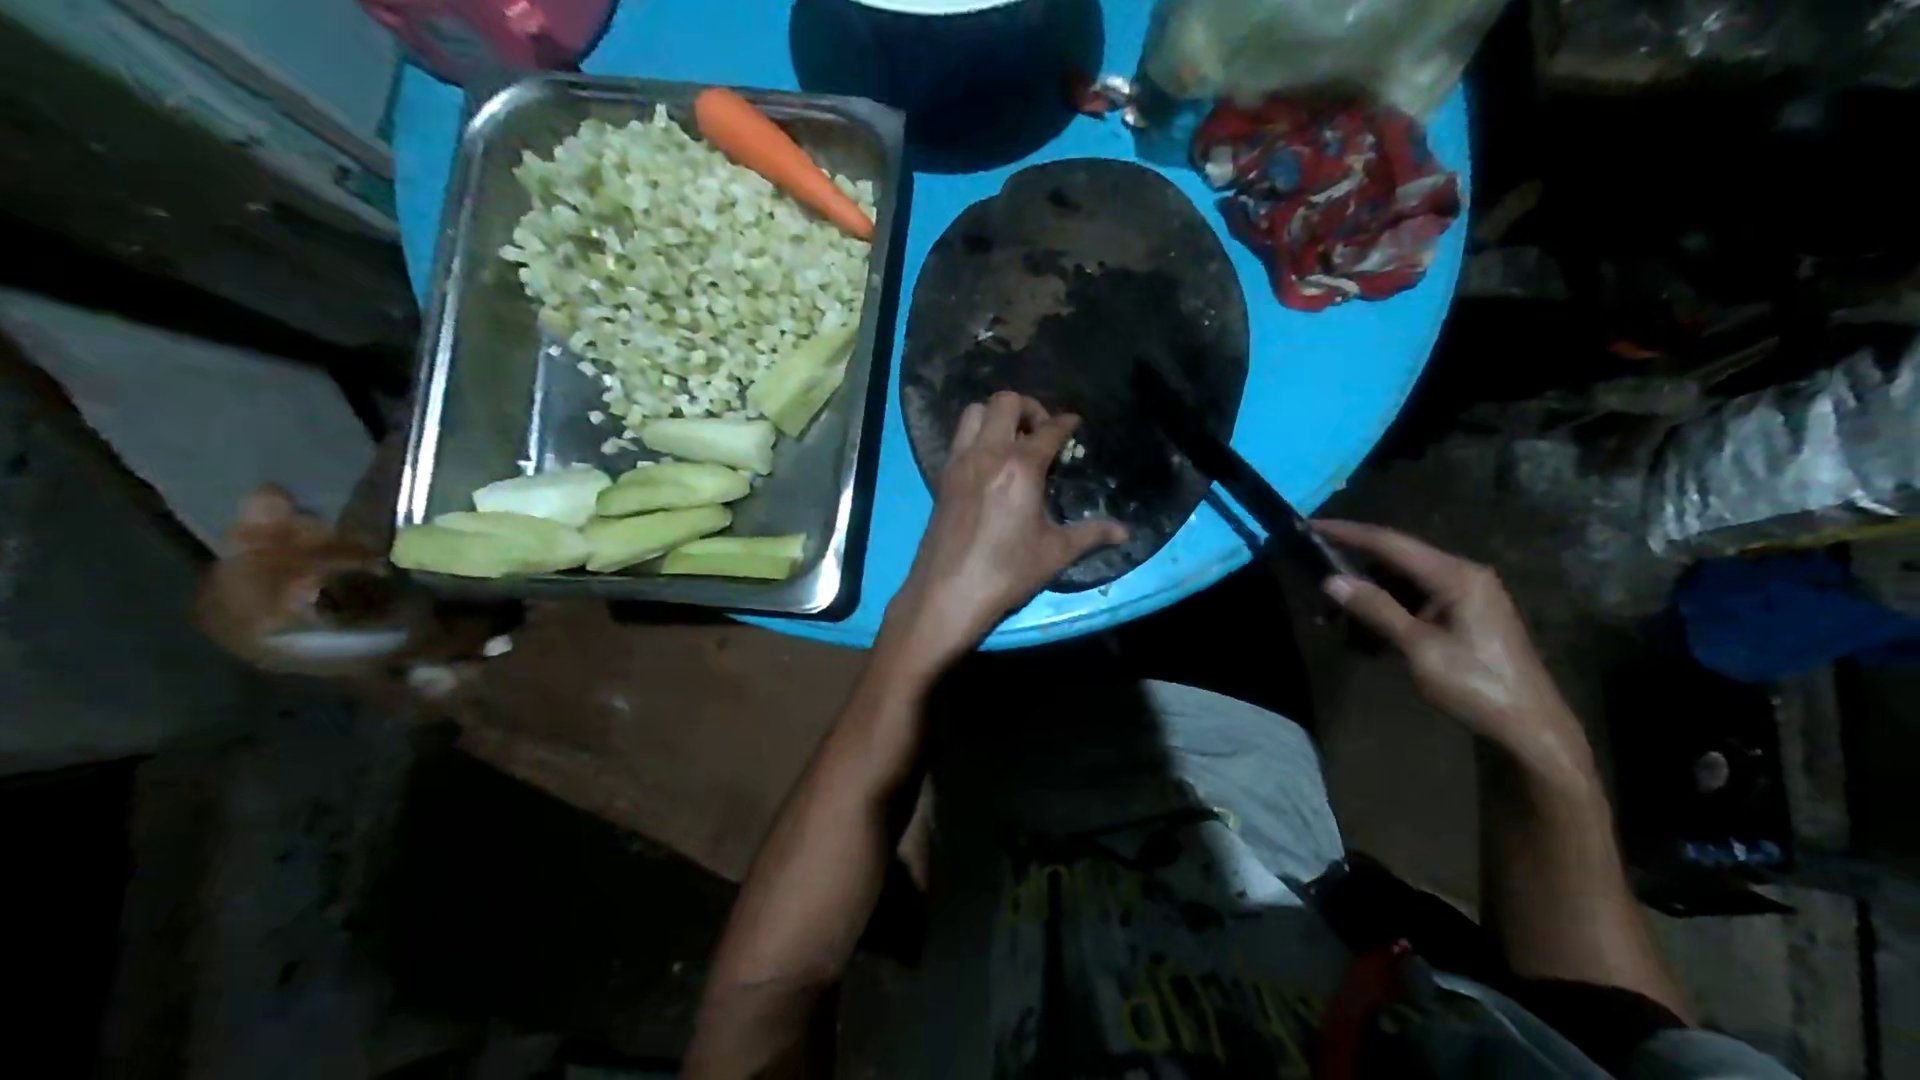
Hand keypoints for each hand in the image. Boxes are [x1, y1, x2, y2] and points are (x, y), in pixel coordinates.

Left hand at [879, 393, 1127, 674]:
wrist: (948, 593)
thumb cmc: (1006, 572)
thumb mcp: (1055, 553)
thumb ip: (1092, 534)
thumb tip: (1126, 532)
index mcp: (1020, 467)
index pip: (1048, 430)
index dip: (1065, 423)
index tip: (1074, 424)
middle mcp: (987, 453)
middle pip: (1005, 402)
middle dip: (1029, 408)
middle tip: (1041, 433)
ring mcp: (959, 462)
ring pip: (974, 412)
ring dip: (997, 416)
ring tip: (1013, 441)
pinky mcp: (942, 477)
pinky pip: (959, 438)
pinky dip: (977, 436)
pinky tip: (990, 464)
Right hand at [1314, 520, 1591, 770]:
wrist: (1530, 726)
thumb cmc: (1476, 684)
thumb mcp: (1419, 648)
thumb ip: (1376, 610)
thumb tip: (1331, 581)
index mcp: (1456, 576)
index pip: (1390, 542)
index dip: (1348, 533)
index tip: (1312, 526)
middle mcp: (1463, 575)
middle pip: (1395, 560)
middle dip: (1355, 572)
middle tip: (1317, 584)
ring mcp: (1466, 594)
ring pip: (1402, 583)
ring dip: (1369, 597)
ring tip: (1336, 620)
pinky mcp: (1464, 613)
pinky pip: (1416, 600)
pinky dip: (1389, 612)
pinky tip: (1367, 635)